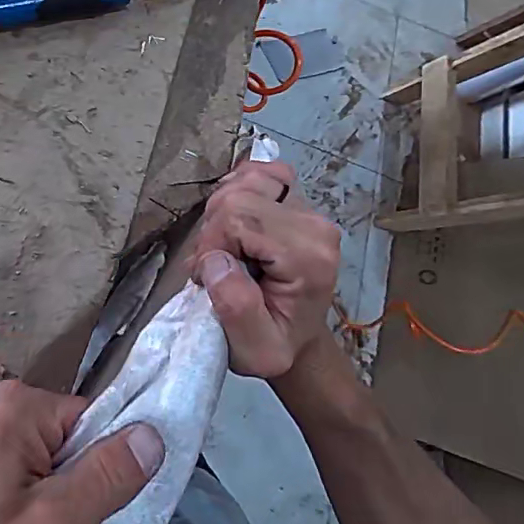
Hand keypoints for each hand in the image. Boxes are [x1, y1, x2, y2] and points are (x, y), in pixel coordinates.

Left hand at [0, 379, 163, 523]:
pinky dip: (17, 522)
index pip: (92, 418)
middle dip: (73, 491)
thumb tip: (152, 434)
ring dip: (46, 512)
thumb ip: (110, 474)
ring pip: (40, 471)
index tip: (95, 511)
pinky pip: (10, 489)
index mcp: (13, 406)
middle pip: (66, 442)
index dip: (103, 465)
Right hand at [187, 157, 342, 377]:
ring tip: (226, 247)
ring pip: (249, 178)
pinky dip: (239, 189)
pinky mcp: (299, 199)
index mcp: (309, 257)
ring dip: (224, 210)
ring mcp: (310, 207)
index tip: (208, 278)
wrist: (300, 337)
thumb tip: (215, 261)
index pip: (240, 217)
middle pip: (242, 193)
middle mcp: (316, 224)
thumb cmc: (277, 344)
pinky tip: (235, 221)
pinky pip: (262, 173)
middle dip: (214, 228)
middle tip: (214, 266)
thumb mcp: (257, 350)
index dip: (212, 243)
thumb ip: (236, 309)